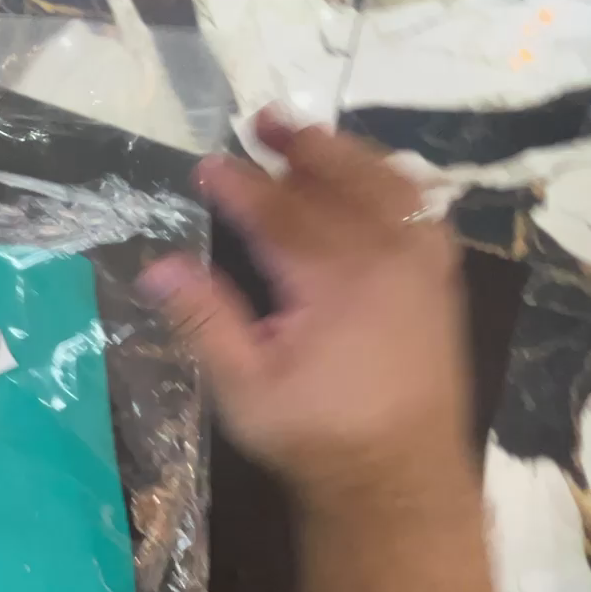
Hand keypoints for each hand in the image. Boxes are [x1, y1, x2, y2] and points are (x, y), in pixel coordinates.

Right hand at [141, 108, 471, 516]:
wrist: (391, 470)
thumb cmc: (307, 430)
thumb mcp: (239, 381)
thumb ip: (202, 318)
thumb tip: (156, 268)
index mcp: (334, 281)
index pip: (280, 215)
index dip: (240, 188)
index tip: (205, 165)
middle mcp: (388, 259)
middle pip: (345, 184)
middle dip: (304, 149)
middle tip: (266, 120)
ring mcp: (421, 268)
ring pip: (390, 190)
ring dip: (348, 158)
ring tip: (311, 141)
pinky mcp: (434, 284)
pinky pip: (416, 213)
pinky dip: (388, 186)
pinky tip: (370, 187)